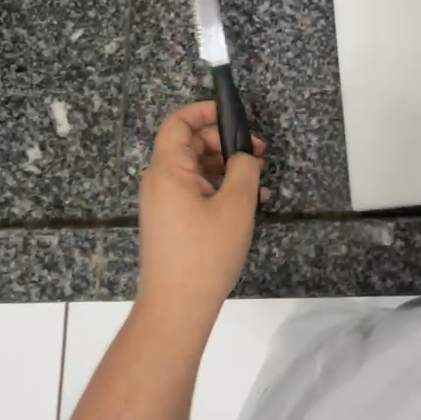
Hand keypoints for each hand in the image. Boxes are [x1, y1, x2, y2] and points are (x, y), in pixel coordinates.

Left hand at [136, 102, 265, 321]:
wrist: (176, 308)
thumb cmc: (205, 252)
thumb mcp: (235, 205)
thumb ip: (243, 169)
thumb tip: (244, 156)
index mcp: (167, 170)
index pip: (178, 123)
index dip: (204, 111)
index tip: (234, 114)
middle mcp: (160, 182)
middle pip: (190, 144)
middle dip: (226, 142)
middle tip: (260, 153)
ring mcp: (164, 203)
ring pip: (197, 168)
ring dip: (228, 167)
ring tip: (260, 181)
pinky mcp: (172, 221)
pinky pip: (196, 190)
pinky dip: (220, 188)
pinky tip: (250, 203)